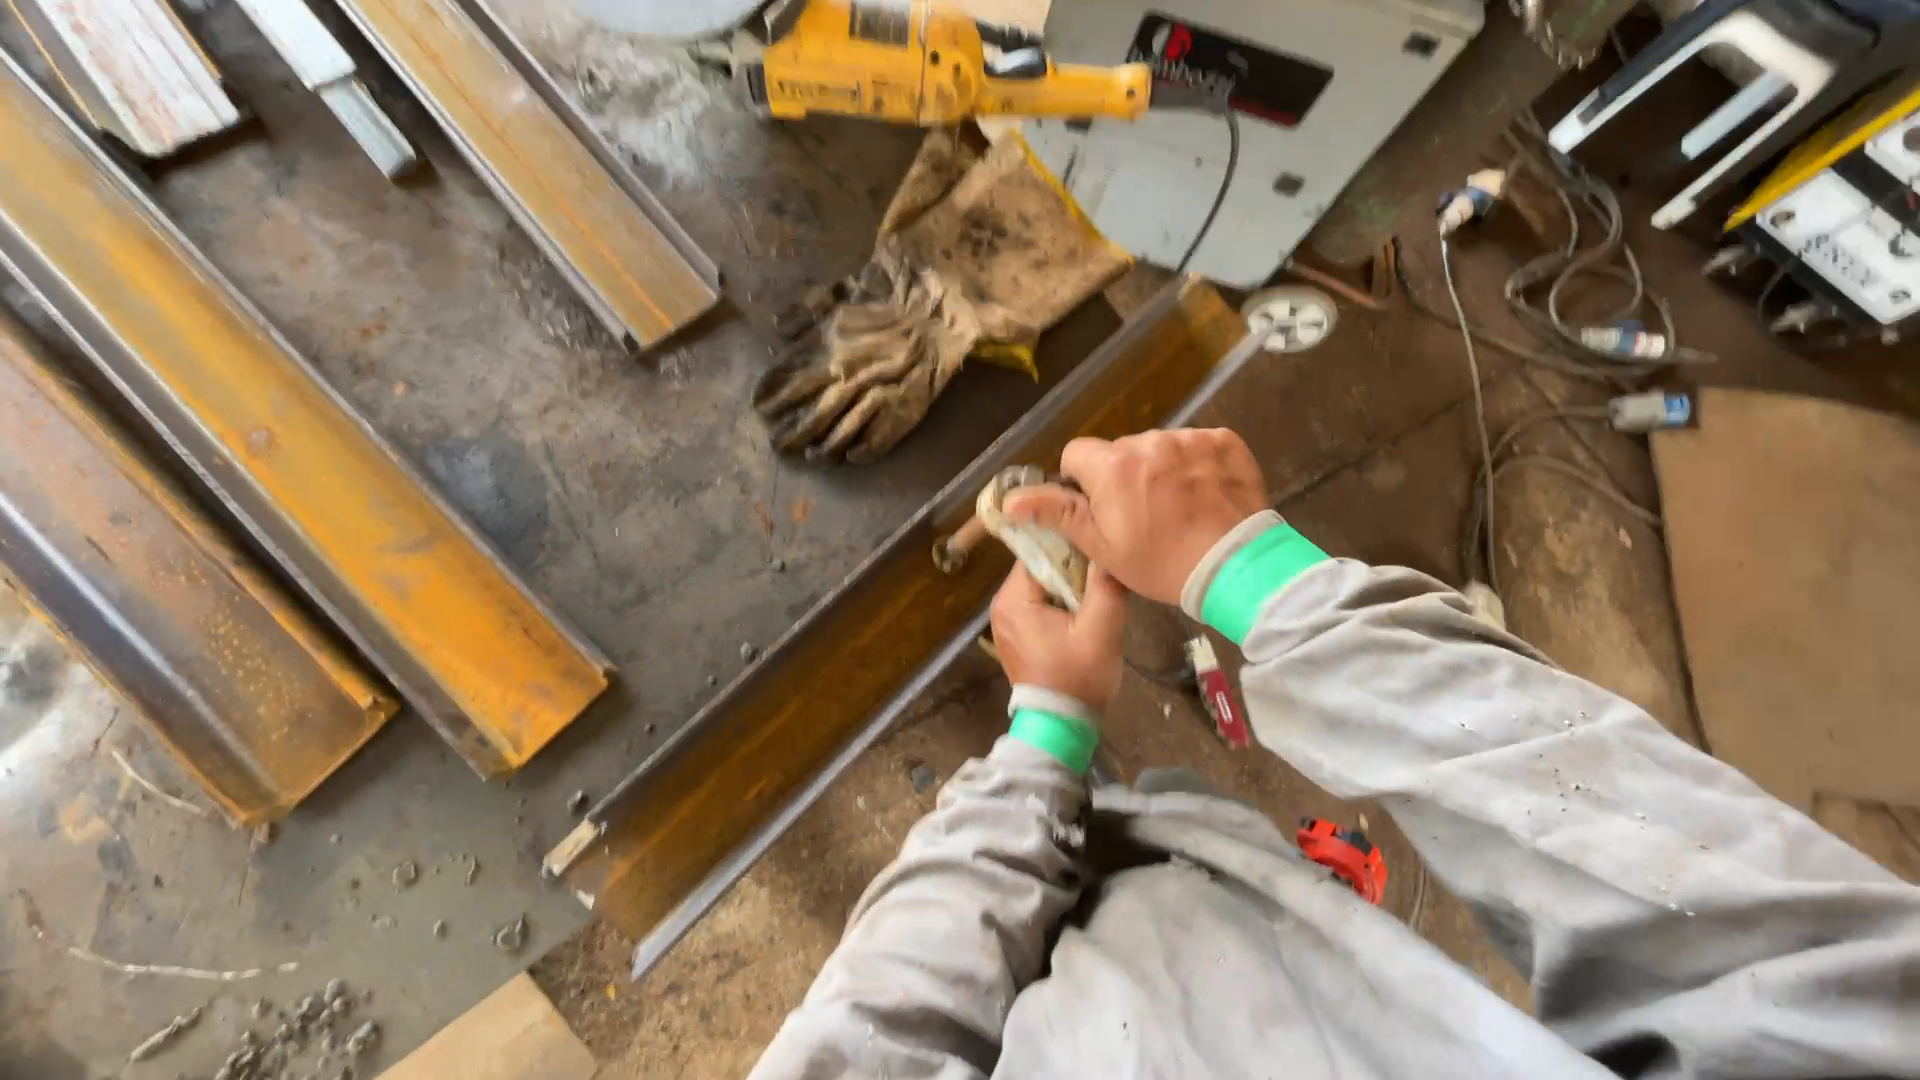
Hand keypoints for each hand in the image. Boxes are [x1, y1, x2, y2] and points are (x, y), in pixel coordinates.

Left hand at [990, 564, 1127, 713]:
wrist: (1061, 724)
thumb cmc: (1078, 677)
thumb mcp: (1101, 629)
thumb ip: (1105, 585)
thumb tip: (1108, 550)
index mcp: (1013, 599)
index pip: (1039, 552)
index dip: (1069, 549)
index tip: (1095, 552)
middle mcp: (1001, 605)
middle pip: (1038, 567)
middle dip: (1069, 568)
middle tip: (1099, 575)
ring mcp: (1005, 621)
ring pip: (1040, 586)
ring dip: (1066, 587)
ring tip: (1093, 593)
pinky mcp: (1015, 634)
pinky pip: (1037, 604)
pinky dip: (1058, 603)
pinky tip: (1080, 613)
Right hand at [1002, 430, 1267, 604]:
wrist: (1237, 568)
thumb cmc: (1161, 564)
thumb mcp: (1102, 547)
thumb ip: (1057, 514)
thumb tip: (1009, 500)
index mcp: (1112, 466)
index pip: (1077, 454)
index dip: (1082, 482)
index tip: (1101, 509)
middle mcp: (1148, 441)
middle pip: (1119, 450)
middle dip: (1123, 475)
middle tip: (1143, 515)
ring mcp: (1190, 438)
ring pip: (1157, 447)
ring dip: (1159, 469)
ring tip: (1178, 506)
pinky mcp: (1225, 440)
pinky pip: (1196, 444)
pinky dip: (1195, 464)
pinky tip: (1204, 494)